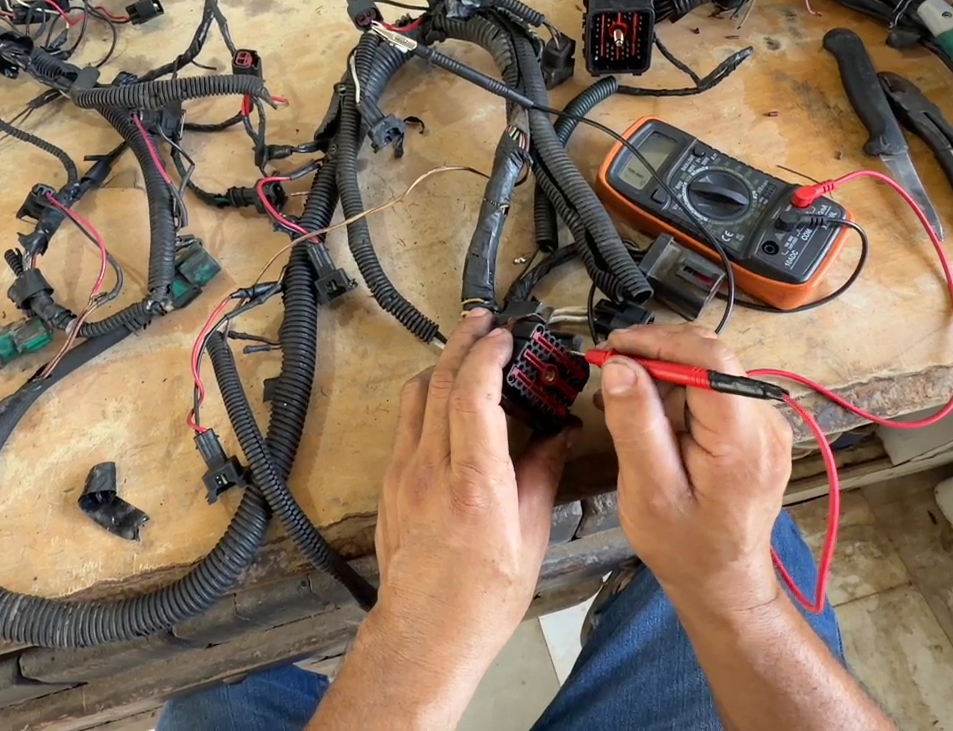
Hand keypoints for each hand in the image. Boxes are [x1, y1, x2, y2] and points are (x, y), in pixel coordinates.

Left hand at [365, 310, 571, 688]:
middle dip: (463, 342)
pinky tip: (444, 392)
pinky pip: (406, 419)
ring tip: (465, 347)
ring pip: (416, 394)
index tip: (505, 336)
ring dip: (441, 362)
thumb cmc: (483, 596)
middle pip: (439, 382)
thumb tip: (561, 432)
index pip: (473, 396)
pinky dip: (427, 392)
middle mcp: (432, 468)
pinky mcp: (390, 478)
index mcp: (475, 484)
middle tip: (483, 320)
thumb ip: (542, 474)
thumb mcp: (529, 537)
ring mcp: (404, 470)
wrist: (424, 632)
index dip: (488, 355)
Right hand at [596, 323, 791, 614]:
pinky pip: (712, 387)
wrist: (723, 581)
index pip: (709, 358)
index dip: (658, 340)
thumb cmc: (682, 543)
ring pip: (708, 366)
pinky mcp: (753, 427)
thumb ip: (635, 424)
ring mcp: (763, 422)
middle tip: (609, 366)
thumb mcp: (648, 489)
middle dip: (655, 350)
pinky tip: (646, 408)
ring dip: (661, 368)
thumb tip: (619, 365)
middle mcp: (764, 420)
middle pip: (709, 354)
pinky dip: (675, 386)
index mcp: (743, 437)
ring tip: (620, 393)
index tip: (613, 348)